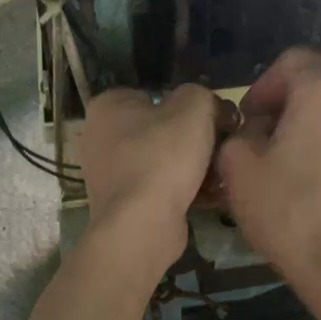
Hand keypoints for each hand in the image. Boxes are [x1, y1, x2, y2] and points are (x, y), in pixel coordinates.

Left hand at [76, 83, 217, 283]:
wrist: (142, 225)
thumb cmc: (163, 156)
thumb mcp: (195, 107)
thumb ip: (204, 96)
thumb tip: (214, 109)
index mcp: (108, 105)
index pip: (156, 94)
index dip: (188, 106)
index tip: (213, 121)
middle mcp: (100, 136)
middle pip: (160, 129)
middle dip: (192, 140)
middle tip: (220, 148)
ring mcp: (108, 172)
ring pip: (162, 160)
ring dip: (192, 167)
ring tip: (219, 174)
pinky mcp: (121, 203)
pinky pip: (158, 187)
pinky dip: (182, 190)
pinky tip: (208, 196)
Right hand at [215, 49, 320, 306]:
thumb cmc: (287, 209)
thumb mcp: (238, 167)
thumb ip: (236, 133)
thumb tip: (251, 130)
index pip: (290, 60)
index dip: (262, 85)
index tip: (246, 120)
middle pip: (314, 74)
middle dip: (283, 94)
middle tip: (259, 128)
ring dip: (300, 113)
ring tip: (274, 149)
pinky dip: (318, 131)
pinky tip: (296, 166)